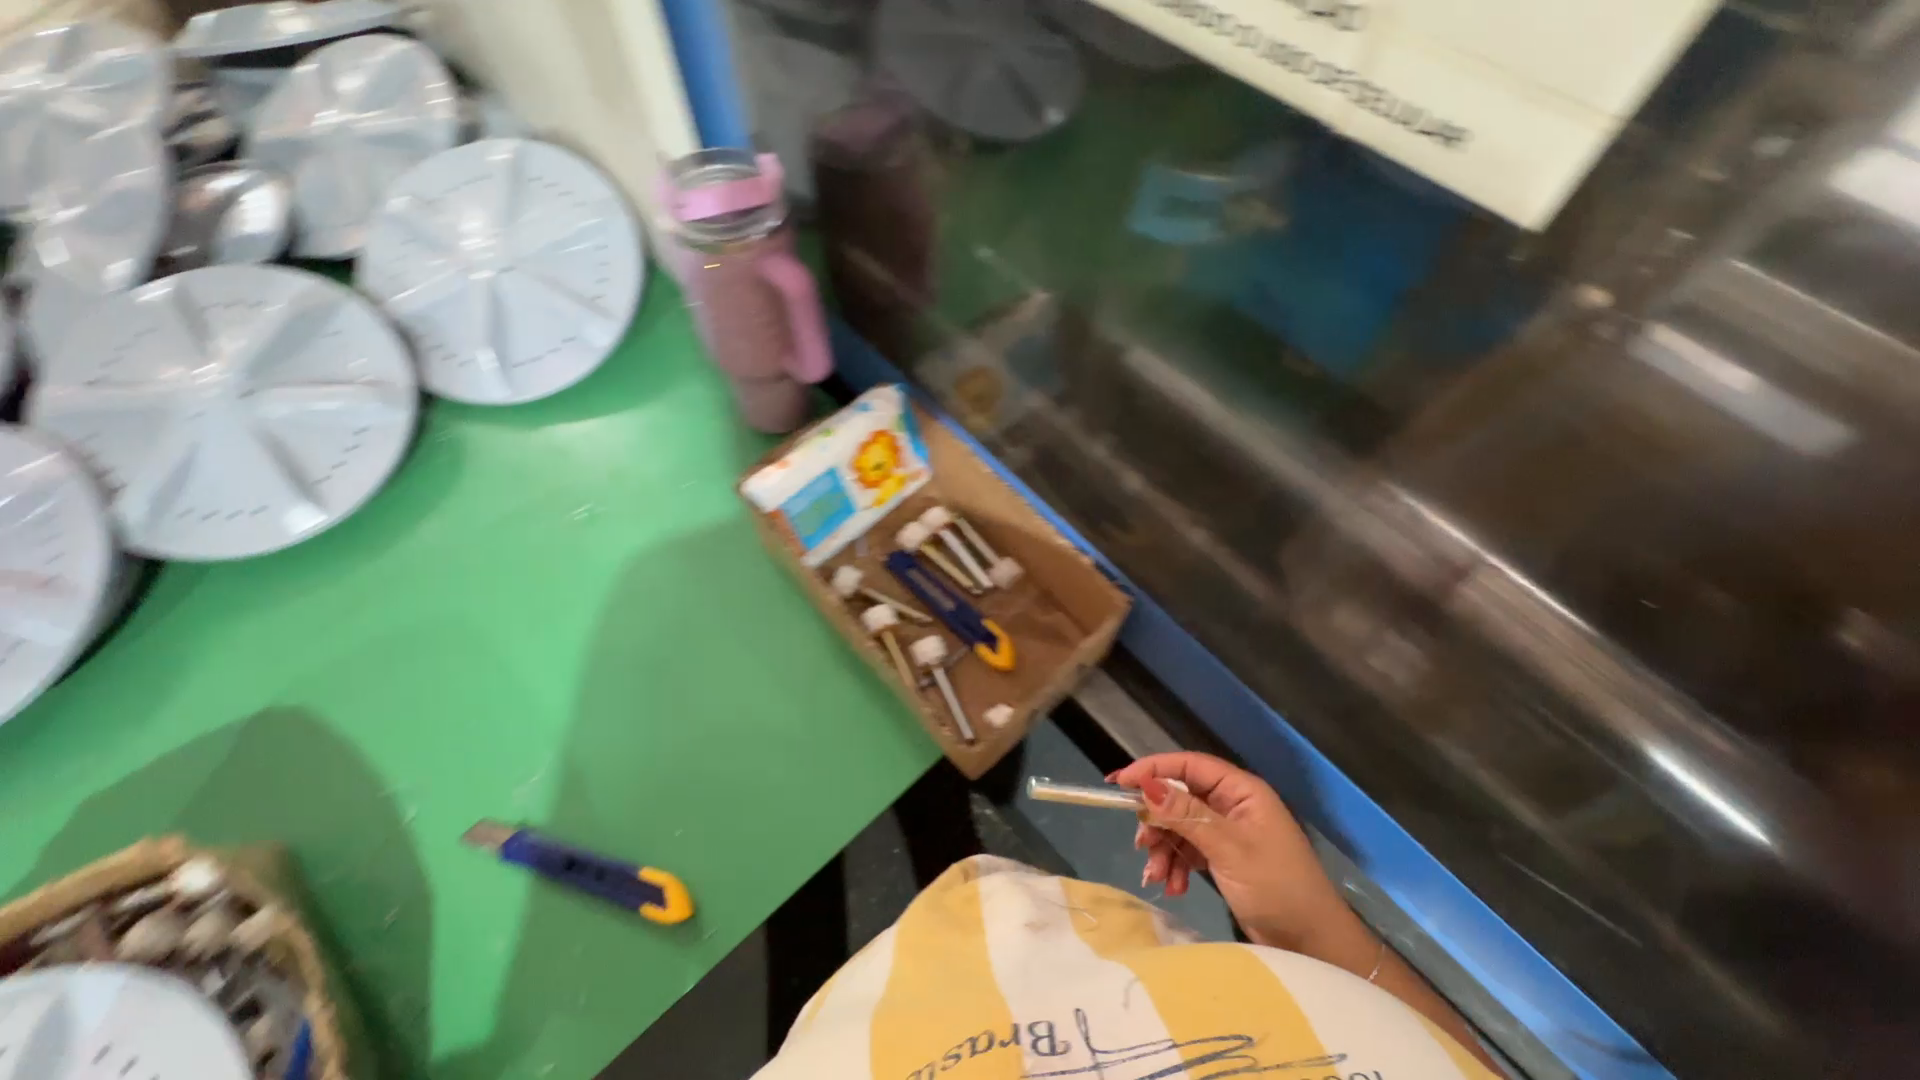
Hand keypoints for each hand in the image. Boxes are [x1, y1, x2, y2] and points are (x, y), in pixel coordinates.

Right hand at [1110, 753, 1357, 952]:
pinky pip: (1187, 851)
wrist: (1312, 943)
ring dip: (1163, 850)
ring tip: (1156, 878)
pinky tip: (1172, 887)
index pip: (1189, 766)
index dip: (1153, 770)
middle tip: (1141, 844)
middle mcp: (1233, 805)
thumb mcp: (1228, 848)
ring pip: (1179, 827)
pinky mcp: (1223, 858)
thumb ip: (1186, 815)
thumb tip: (1146, 787)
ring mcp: (1228, 832)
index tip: (1119, 783)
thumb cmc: (1276, 886)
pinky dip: (1175, 866)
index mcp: (1241, 791)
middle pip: (1179, 798)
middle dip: (1157, 822)